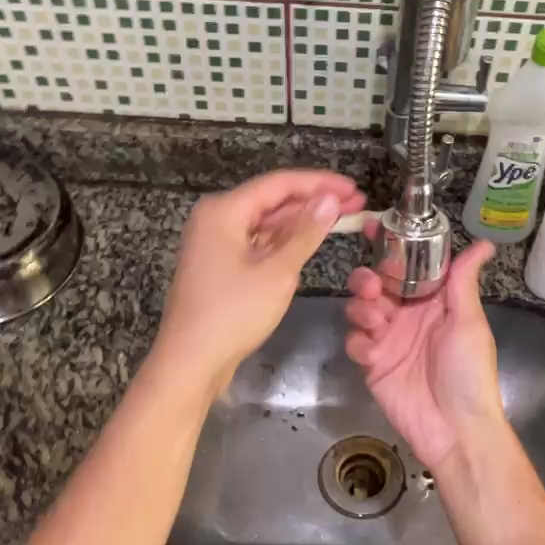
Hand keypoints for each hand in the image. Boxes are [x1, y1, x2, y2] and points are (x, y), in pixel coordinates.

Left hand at [154, 170, 364, 386]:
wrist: (191, 360)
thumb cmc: (233, 314)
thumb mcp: (277, 272)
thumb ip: (305, 233)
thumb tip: (330, 200)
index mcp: (223, 210)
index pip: (279, 184)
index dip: (320, 183)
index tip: (353, 189)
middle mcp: (215, 218)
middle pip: (271, 200)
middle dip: (312, 201)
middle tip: (354, 204)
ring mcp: (214, 242)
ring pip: (264, 222)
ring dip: (299, 222)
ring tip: (339, 220)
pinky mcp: (218, 265)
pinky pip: (256, 242)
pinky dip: (282, 242)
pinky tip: (307, 243)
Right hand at [342, 236, 503, 476]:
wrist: (455, 429)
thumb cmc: (469, 373)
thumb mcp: (469, 323)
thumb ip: (462, 282)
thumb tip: (483, 244)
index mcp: (433, 302)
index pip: (408, 266)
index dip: (390, 247)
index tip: (374, 228)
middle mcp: (408, 316)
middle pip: (376, 284)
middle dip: (367, 280)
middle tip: (371, 288)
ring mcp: (388, 340)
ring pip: (360, 309)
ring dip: (361, 309)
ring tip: (375, 323)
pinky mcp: (372, 365)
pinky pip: (355, 343)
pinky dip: (359, 344)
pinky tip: (374, 356)